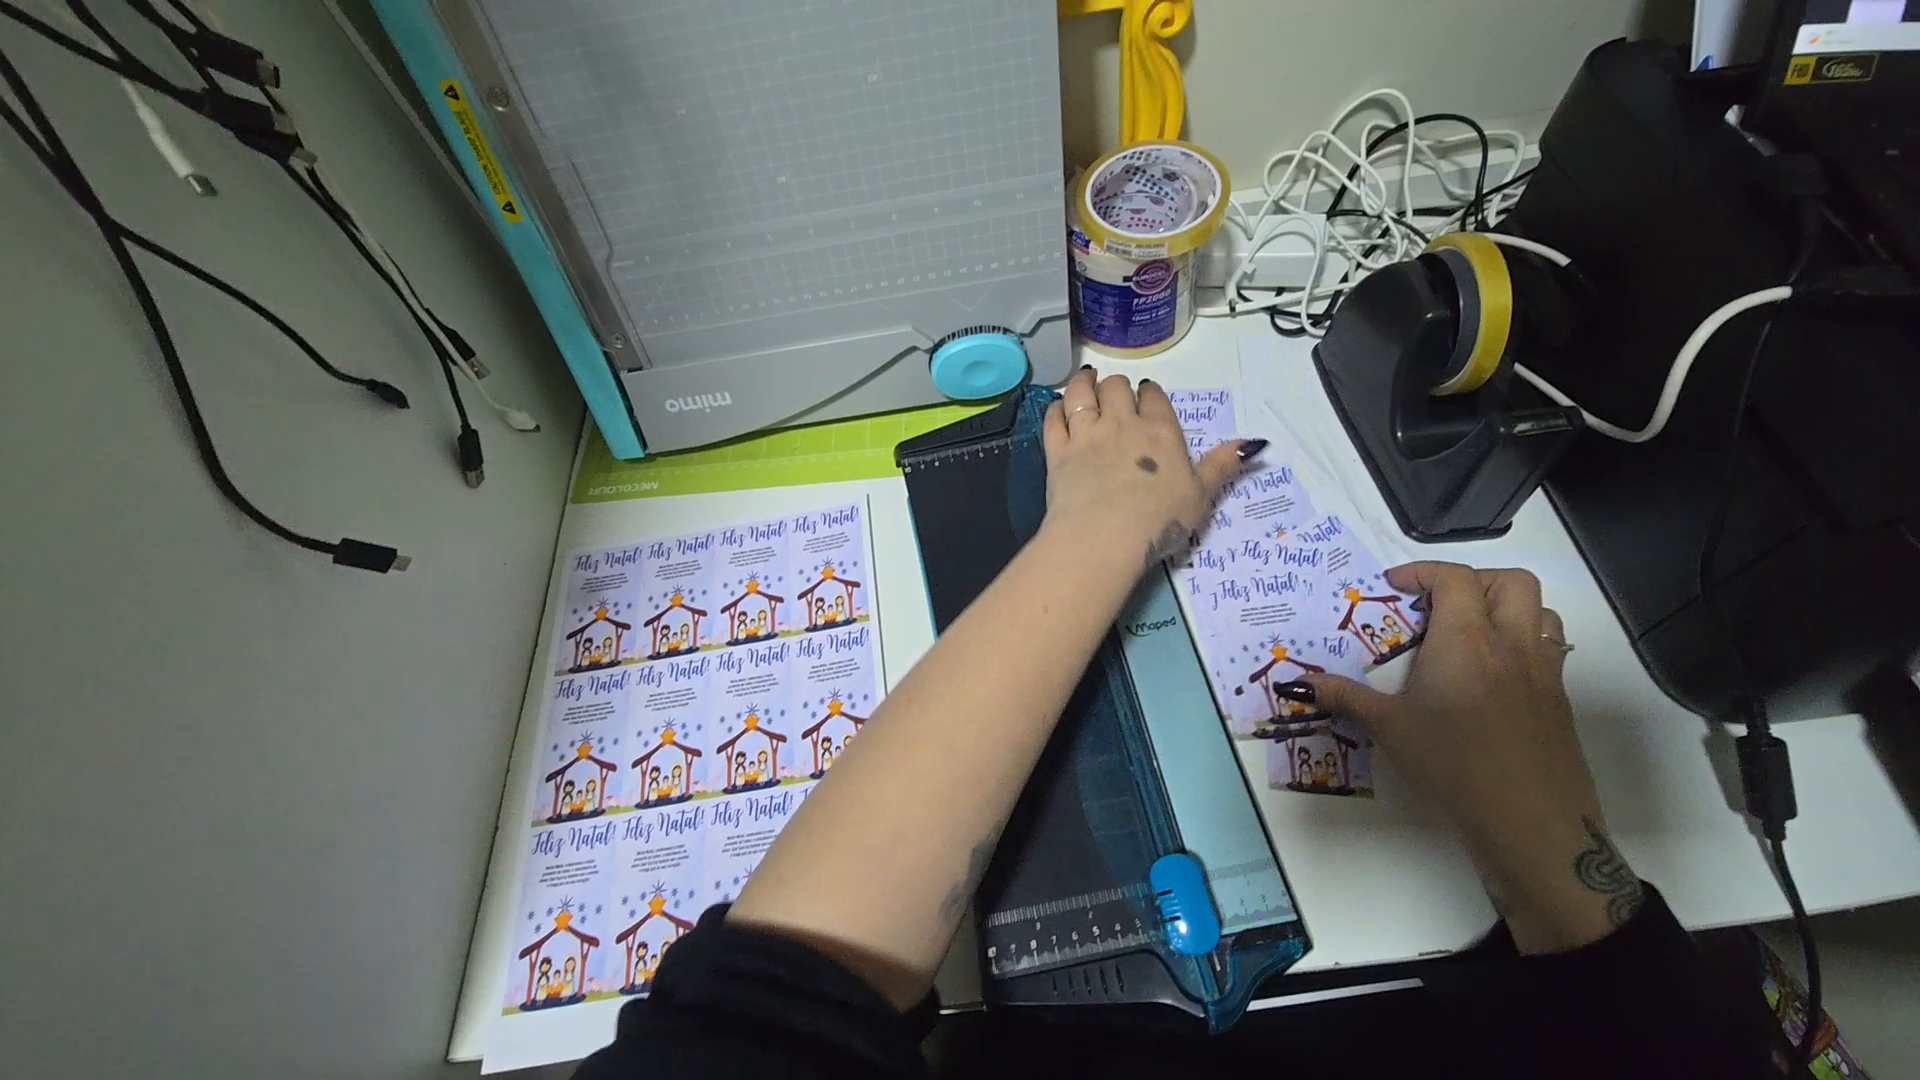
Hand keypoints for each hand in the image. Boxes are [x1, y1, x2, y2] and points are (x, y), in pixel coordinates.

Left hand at [1041, 367, 1252, 569]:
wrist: (1104, 536)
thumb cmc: (1158, 521)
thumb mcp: (1201, 496)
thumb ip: (1221, 466)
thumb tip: (1253, 443)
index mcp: (1160, 432)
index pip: (1154, 397)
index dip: (1150, 392)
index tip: (1146, 394)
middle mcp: (1122, 424)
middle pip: (1116, 387)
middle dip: (1116, 385)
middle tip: (1115, 392)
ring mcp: (1086, 435)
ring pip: (1081, 394)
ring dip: (1084, 384)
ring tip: (1085, 381)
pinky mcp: (1057, 452)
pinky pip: (1053, 419)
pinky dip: (1056, 409)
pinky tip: (1058, 409)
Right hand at [1302, 562, 1644, 953]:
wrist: (1529, 820)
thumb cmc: (1452, 763)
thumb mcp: (1388, 728)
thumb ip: (1345, 697)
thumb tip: (1303, 684)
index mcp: (1465, 641)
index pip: (1455, 579)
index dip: (1423, 572)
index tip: (1396, 587)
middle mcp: (1511, 645)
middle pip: (1510, 582)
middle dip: (1473, 580)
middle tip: (1438, 604)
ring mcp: (1543, 671)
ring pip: (1539, 611)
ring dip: (1505, 607)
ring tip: (1469, 632)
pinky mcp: (1559, 699)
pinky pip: (1548, 648)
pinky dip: (1521, 641)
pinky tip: (1490, 675)